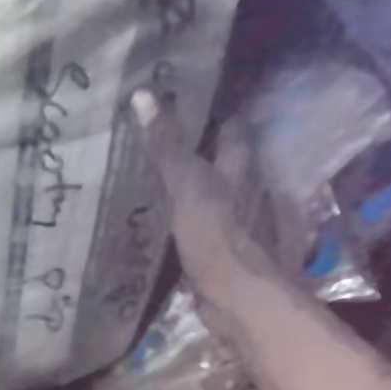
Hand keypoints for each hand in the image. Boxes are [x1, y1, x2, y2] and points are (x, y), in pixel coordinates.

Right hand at [129, 90, 276, 315]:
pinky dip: (198, 228)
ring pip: (221, 199)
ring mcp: (241, 225)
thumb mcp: (185, 184)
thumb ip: (166, 146)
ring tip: (170, 188)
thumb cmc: (215, 233)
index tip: (193, 107)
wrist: (237, 294)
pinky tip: (176, 231)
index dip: (218, 116)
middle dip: (209, 156)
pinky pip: (211, 234)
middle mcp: (248, 191)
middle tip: (175, 148)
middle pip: (230, 164)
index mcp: (240, 166)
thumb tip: (142, 94)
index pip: (233, 128)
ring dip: (204, 194)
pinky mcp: (230, 254)